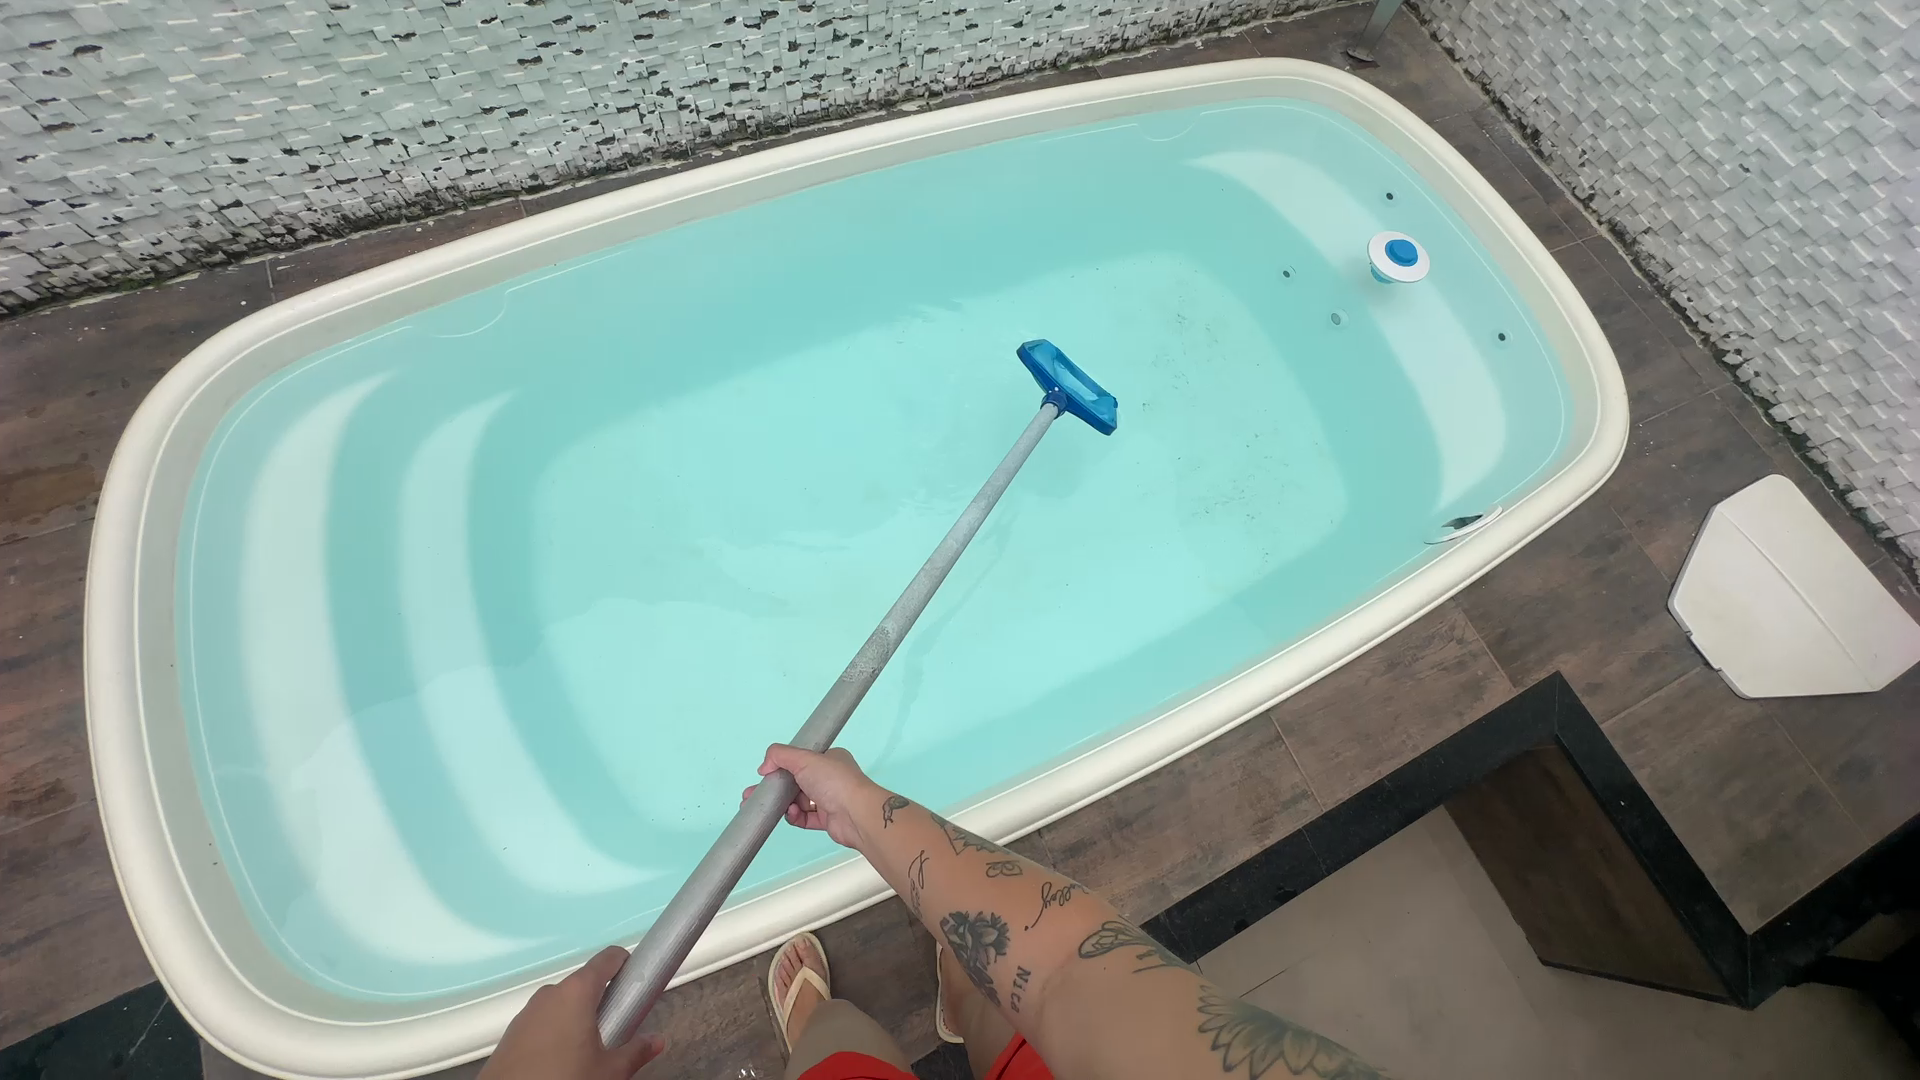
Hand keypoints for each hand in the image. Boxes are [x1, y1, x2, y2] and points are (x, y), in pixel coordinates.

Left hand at [479, 946, 665, 1079]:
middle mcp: (550, 993)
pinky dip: (553, 1033)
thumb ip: (635, 1052)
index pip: (608, 957)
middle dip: (601, 1000)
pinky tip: (556, 1063)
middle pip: (584, 983)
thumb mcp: (607, 1073)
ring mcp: (526, 1014)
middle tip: (613, 1027)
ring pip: (561, 1004)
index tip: (634, 984)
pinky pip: (540, 1023)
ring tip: (583, 1051)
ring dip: (575, 1017)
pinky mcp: (509, 1036)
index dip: (626, 964)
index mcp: (577, 991)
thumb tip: (657, 1041)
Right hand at [742, 744, 884, 849]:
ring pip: (799, 801)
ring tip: (766, 808)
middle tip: (752, 796)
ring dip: (783, 805)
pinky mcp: (828, 819)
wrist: (856, 814)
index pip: (801, 760)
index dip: (781, 767)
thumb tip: (764, 765)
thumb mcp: (805, 759)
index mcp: (829, 759)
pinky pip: (806, 818)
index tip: (763, 774)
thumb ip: (780, 756)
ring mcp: (829, 799)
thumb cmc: (834, 781)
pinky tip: (790, 814)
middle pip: (796, 782)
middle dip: (774, 789)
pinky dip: (796, 817)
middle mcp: (830, 778)